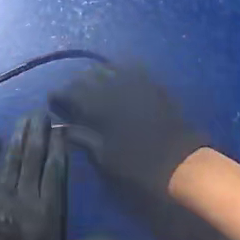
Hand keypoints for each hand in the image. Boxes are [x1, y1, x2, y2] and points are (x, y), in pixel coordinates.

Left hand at [0, 112, 116, 239]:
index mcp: (46, 218)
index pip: (54, 175)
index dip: (57, 150)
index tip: (60, 129)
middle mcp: (22, 203)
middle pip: (31, 161)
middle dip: (37, 135)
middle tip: (40, 112)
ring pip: (9, 162)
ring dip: (16, 138)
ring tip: (23, 118)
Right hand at [48, 63, 205, 212]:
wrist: (186, 167)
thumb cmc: (140, 168)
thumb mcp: (105, 159)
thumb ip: (83, 139)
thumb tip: (63, 129)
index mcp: (99, 108)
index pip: (70, 94)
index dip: (59, 96)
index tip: (52, 102)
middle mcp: (116, 91)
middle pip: (88, 78)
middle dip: (76, 85)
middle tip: (71, 96)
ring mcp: (138, 87)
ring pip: (110, 70)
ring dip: (97, 76)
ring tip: (93, 85)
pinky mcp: (156, 90)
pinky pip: (136, 72)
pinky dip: (123, 72)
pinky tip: (120, 75)